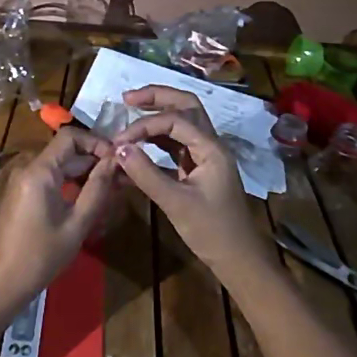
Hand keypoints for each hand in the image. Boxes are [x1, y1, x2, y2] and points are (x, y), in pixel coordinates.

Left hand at [0, 127, 117, 298]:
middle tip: (124, 179)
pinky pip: (50, 180)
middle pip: (66, 152)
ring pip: (60, 167)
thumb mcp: (77, 223)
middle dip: (95, 162)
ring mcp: (23, 181)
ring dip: (85, 175)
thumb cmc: (42, 254)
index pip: (70, 137)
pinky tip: (90, 202)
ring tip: (113, 193)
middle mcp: (28, 168)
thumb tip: (115, 161)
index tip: (119, 159)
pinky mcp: (22, 195)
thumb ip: (97, 189)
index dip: (97, 142)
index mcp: (39, 171)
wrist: (3, 280)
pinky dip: (70, 186)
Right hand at [110, 86, 259, 269]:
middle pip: (186, 106)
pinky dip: (158, 137)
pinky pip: (177, 143)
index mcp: (211, 149)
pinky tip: (139, 143)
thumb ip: (146, 174)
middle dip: (157, 98)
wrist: (238, 260)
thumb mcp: (175, 203)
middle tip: (127, 97)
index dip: (144, 125)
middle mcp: (211, 146)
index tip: (119, 142)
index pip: (175, 120)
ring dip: (157, 115)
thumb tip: (118, 149)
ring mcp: (206, 157)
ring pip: (182, 122)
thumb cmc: (211, 232)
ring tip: (130, 112)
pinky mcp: (198, 169)